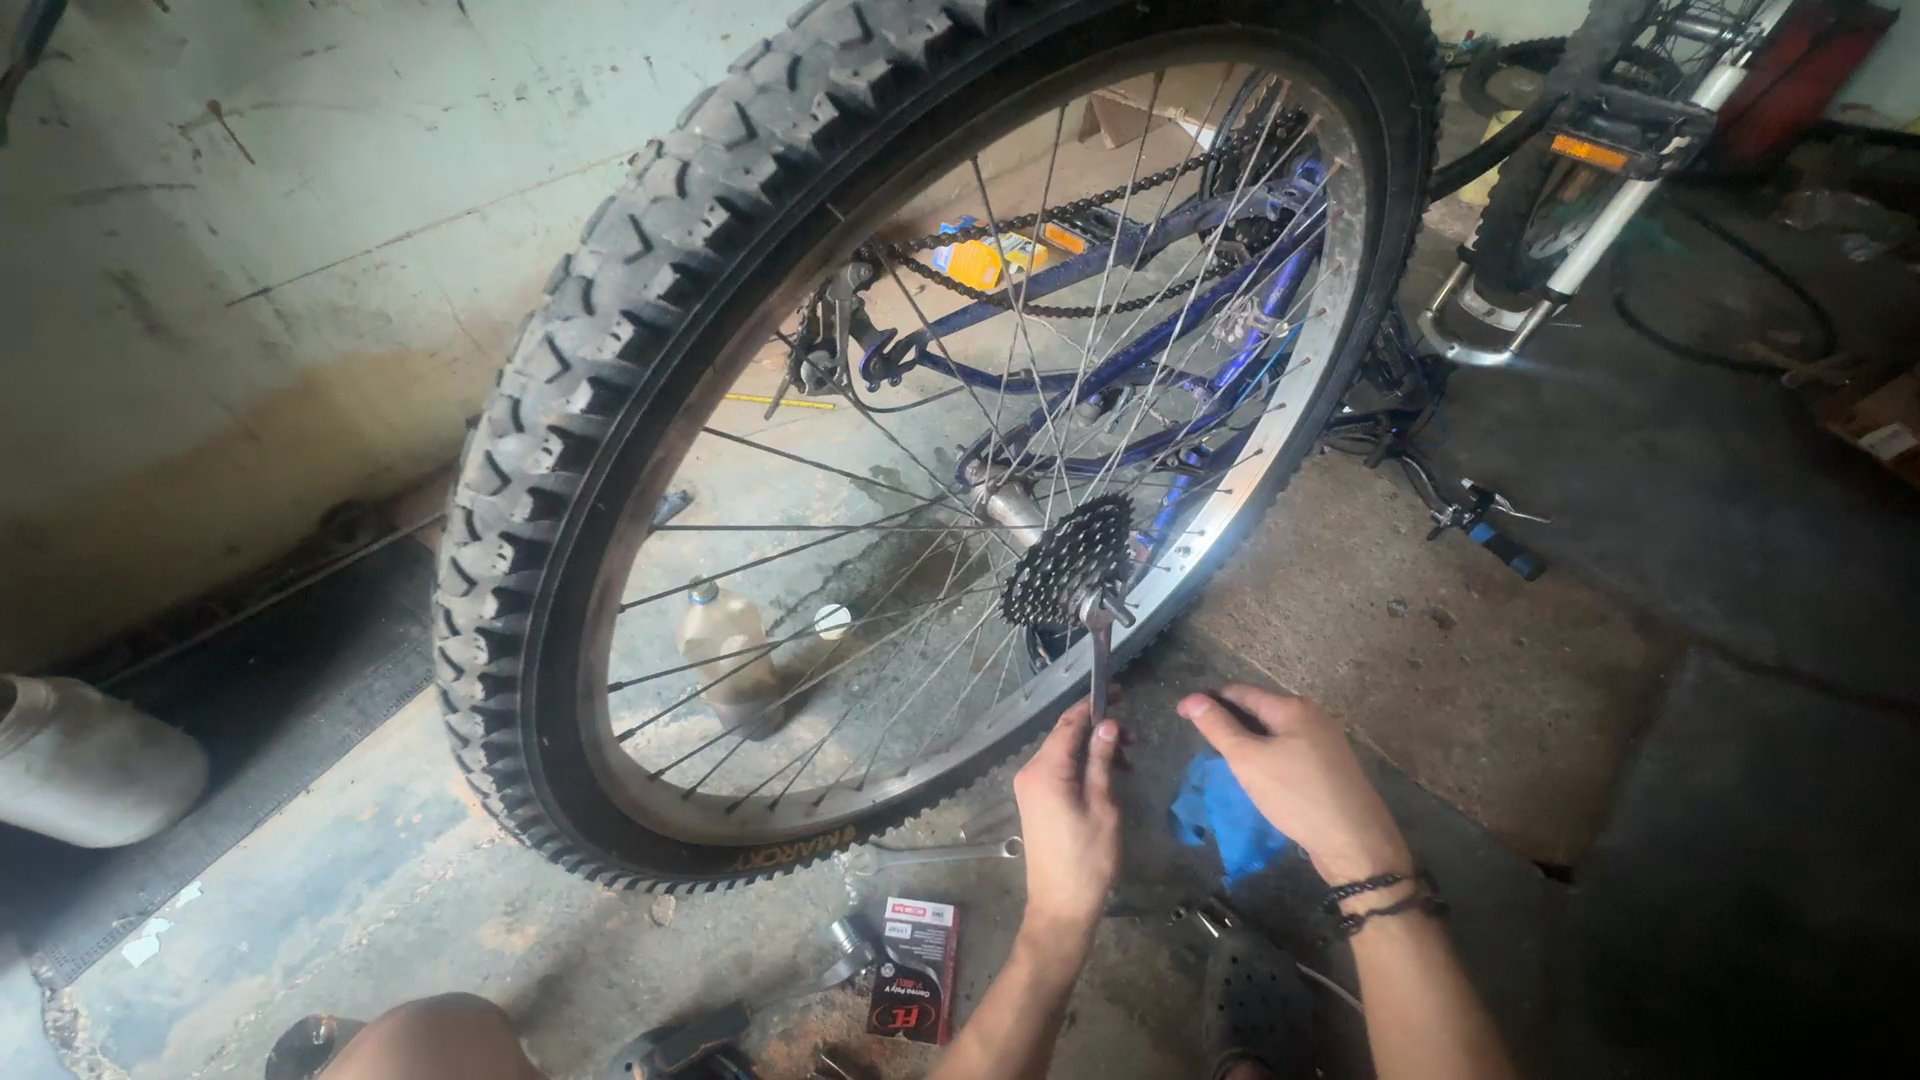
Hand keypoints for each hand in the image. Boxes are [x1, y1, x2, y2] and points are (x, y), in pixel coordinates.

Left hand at [1011, 698, 1122, 940]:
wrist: (1060, 905)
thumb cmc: (1088, 858)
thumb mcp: (1103, 805)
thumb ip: (1101, 760)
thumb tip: (1108, 724)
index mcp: (1045, 769)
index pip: (1069, 723)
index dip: (1093, 705)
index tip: (1119, 694)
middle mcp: (1030, 771)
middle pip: (1064, 735)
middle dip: (1097, 729)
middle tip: (1133, 737)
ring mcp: (1028, 786)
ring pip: (1062, 752)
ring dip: (1092, 749)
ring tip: (1127, 761)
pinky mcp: (1034, 800)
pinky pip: (1057, 769)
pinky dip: (1081, 765)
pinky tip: (1106, 775)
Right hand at [1178, 684, 1411, 885]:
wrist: (1357, 845)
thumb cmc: (1297, 796)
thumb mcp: (1249, 760)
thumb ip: (1218, 727)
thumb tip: (1192, 699)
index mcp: (1293, 707)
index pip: (1238, 692)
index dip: (1208, 701)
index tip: (1181, 717)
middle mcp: (1312, 716)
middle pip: (1257, 709)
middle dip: (1228, 720)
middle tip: (1203, 744)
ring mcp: (1325, 741)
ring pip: (1273, 731)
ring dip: (1247, 740)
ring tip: (1226, 760)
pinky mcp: (1330, 766)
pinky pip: (1288, 749)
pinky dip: (1267, 755)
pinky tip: (1259, 775)